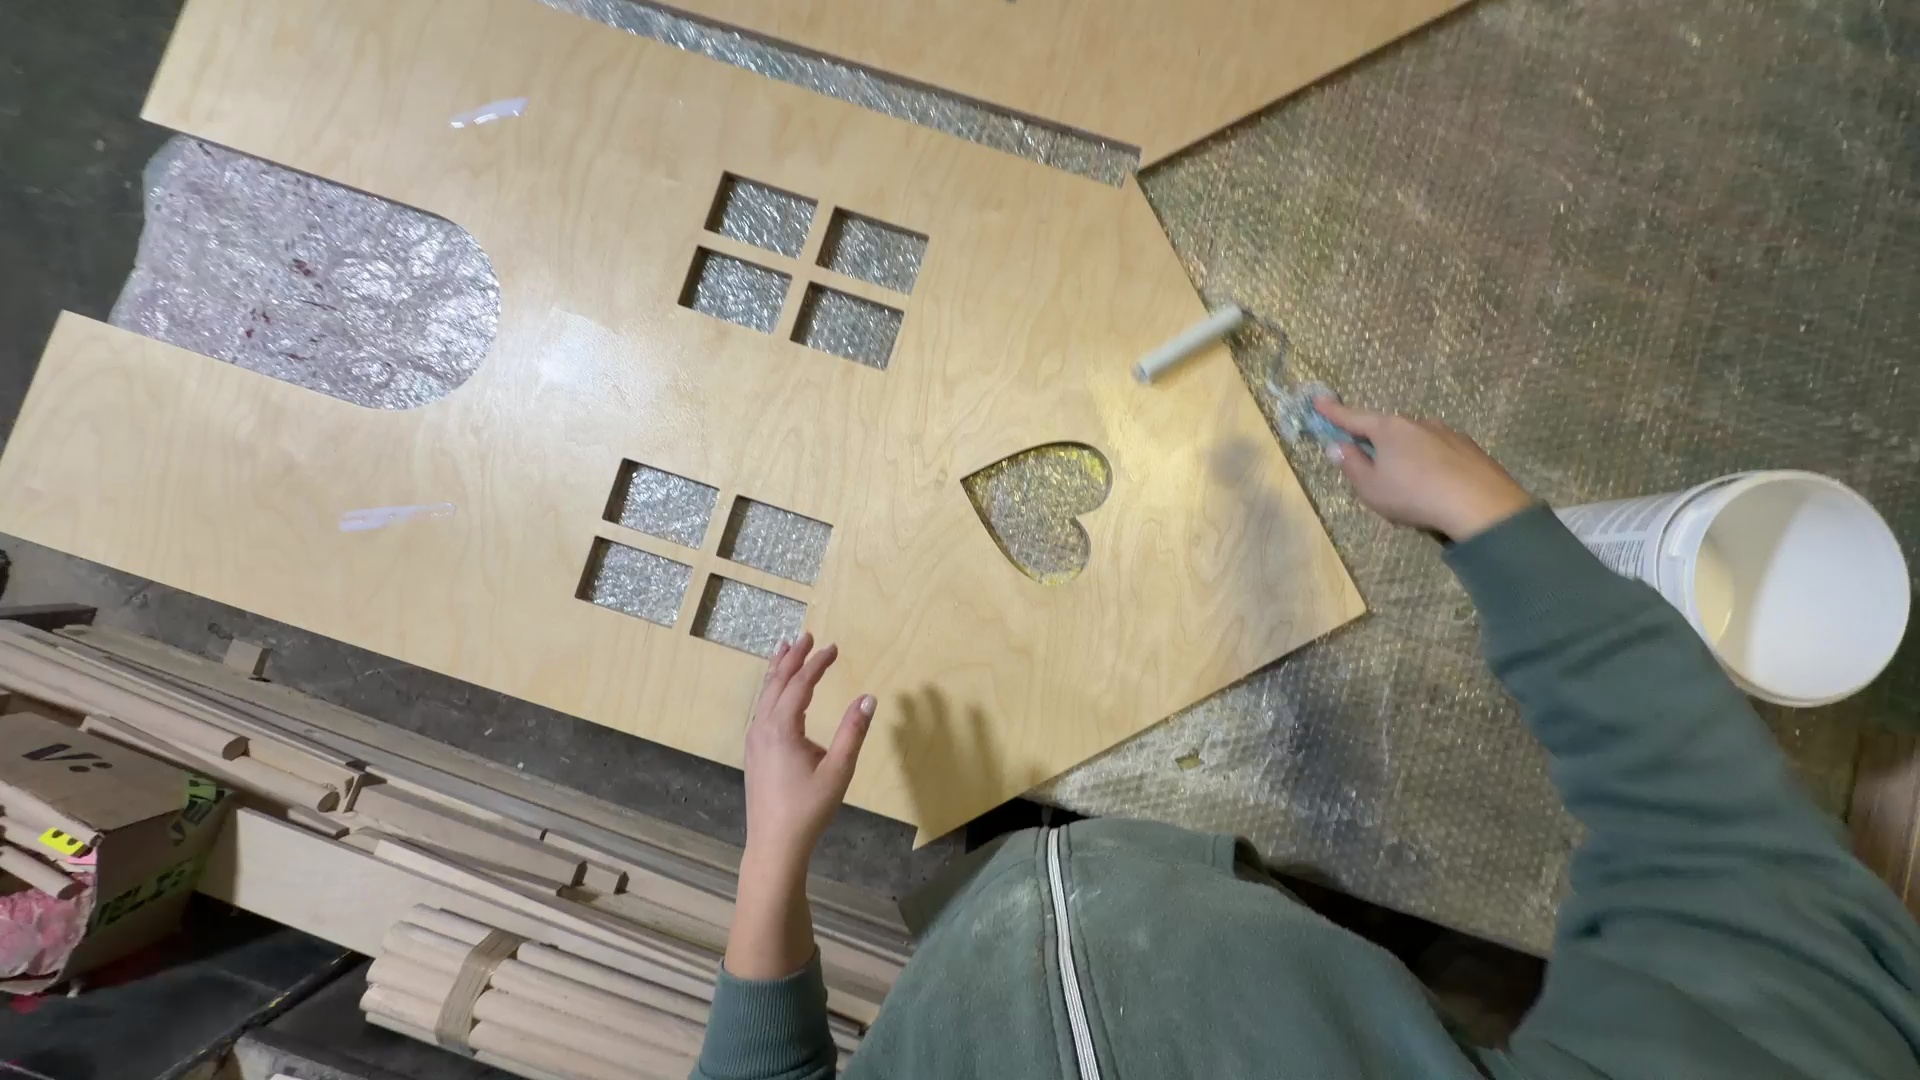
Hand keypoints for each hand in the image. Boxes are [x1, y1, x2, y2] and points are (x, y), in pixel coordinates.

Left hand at [743, 633, 873, 876]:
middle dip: (792, 658)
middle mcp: (763, 728)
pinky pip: (761, 708)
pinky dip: (771, 690)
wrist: (775, 844)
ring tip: (785, 649)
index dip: (817, 663)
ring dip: (777, 670)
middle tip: (807, 636)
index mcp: (782, 728)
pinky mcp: (753, 752)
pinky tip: (776, 692)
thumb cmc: (809, 808)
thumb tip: (868, 698)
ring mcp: (754, 740)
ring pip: (765, 695)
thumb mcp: (839, 770)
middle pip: (777, 682)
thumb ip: (853, 731)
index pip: (801, 684)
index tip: (834, 647)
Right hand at [1314, 397, 1533, 541]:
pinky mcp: (1469, 448)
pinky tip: (1434, 485)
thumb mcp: (1370, 487)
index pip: (1353, 418)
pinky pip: (1438, 452)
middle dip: (1374, 443)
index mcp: (1388, 429)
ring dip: (1404, 455)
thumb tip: (1338, 446)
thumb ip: (1351, 464)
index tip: (1318, 400)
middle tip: (1368, 466)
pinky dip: (1429, 463)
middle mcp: (1417, 423)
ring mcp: (1447, 433)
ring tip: (1406, 484)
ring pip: (1414, 441)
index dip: (1333, 412)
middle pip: (1386, 430)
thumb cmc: (1413, 495)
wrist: (1480, 505)